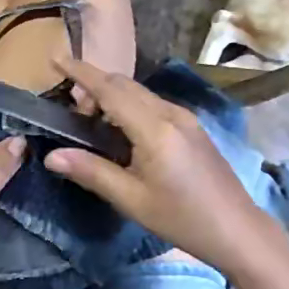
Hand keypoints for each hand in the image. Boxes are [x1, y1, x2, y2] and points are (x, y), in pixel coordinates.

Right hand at [43, 58, 288, 274]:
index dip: (81, 72)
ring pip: (140, 93)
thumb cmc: (181, 218)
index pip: (110, 89)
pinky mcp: (192, 127)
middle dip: (94, 86)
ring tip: (91, 123)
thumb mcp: (131, 199)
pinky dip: (129, 106)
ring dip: (112, 97)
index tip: (55, 59)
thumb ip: (91, 172)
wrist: (237, 229)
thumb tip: (52, 156)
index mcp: (154, 128)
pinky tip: (122, 132)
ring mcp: (185, 118)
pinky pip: (153, 104)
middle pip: (125, 84)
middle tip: (70, 111)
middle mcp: (171, 113)